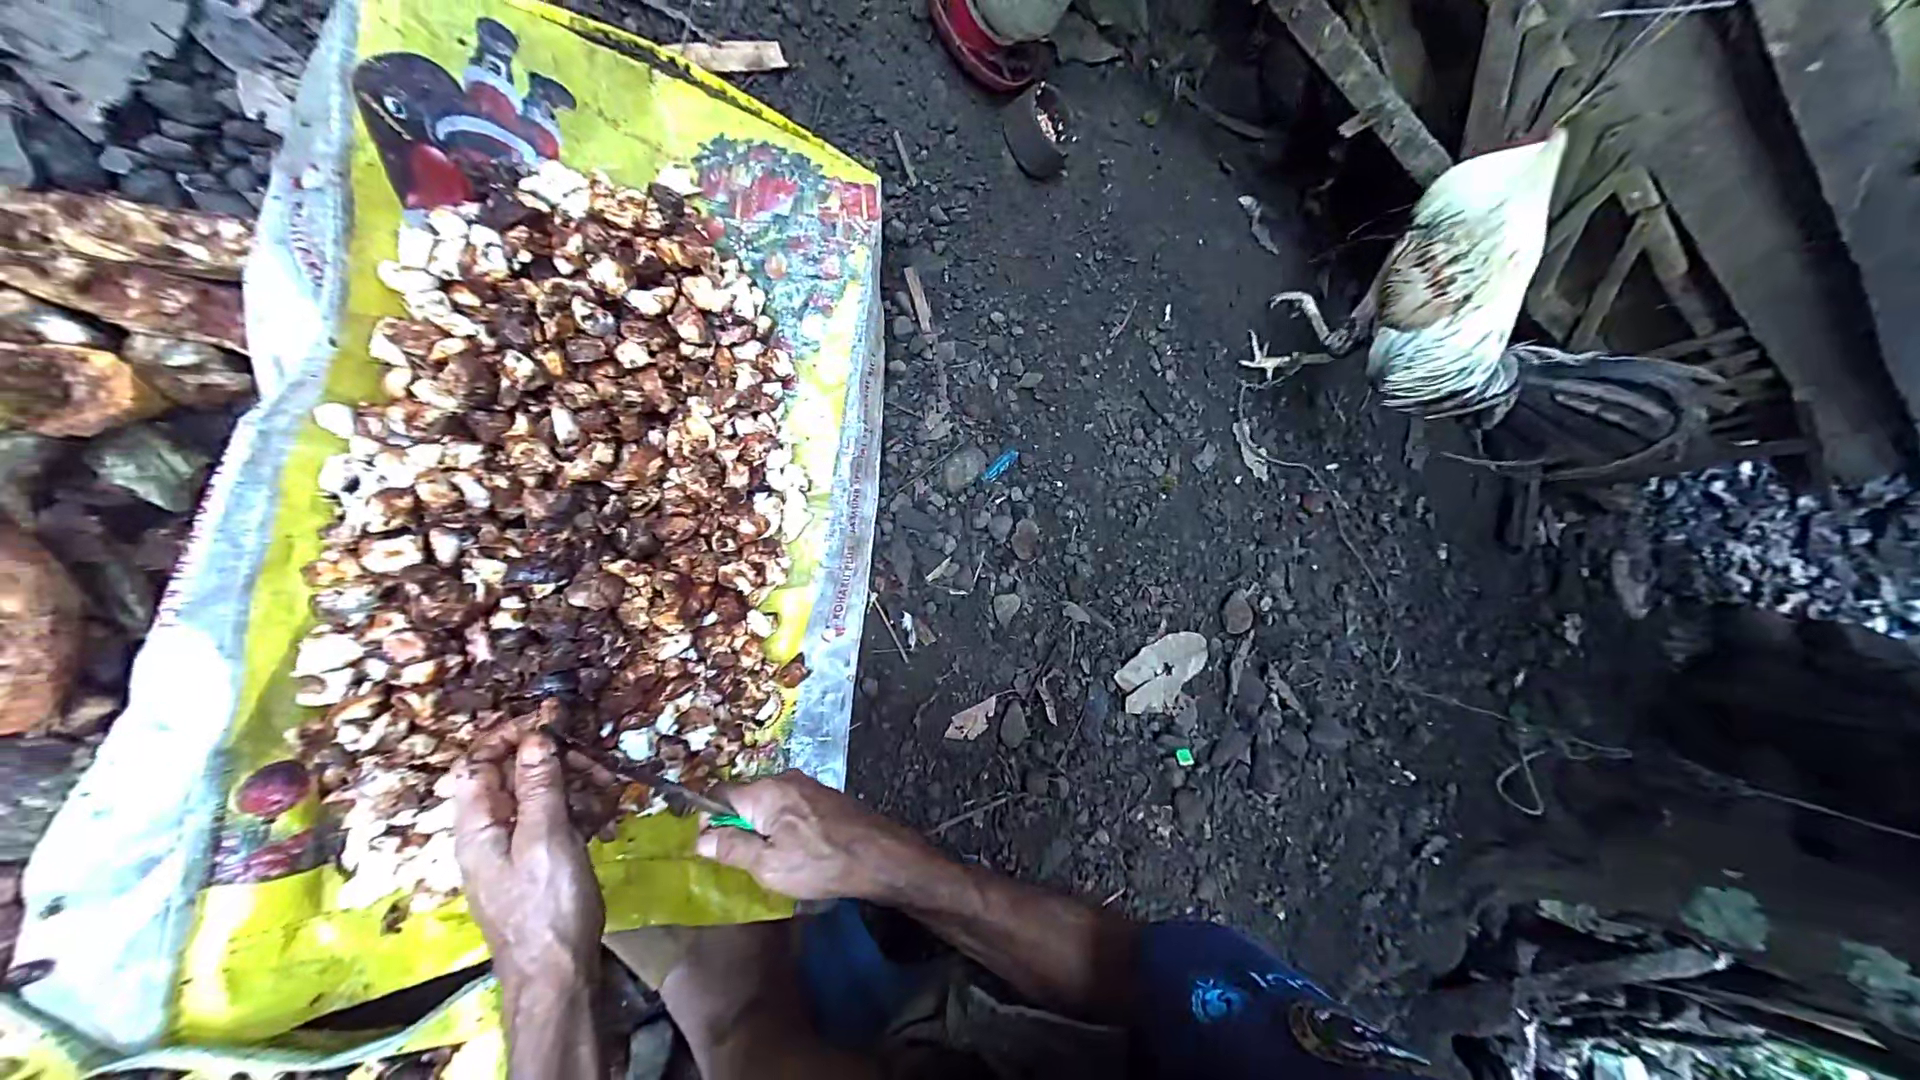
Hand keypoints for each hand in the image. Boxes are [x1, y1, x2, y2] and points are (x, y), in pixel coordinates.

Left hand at [453, 732, 605, 997]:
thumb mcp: (546, 839)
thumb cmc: (547, 904)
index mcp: (478, 825)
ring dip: (577, 782)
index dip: (510, 736)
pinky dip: (583, 807)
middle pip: (516, 774)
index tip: (553, 721)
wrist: (558, 969)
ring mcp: (518, 844)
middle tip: (595, 762)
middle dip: (556, 760)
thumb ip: (540, 786)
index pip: (480, 763)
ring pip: (543, 793)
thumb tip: (537, 736)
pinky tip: (608, 814)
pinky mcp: (543, 856)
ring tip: (609, 789)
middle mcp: (492, 830)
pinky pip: (559, 816)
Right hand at [695, 771, 939, 901]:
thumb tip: (701, 837)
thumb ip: (732, 848)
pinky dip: (784, 825)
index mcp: (764, 792)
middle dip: (737, 825)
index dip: (707, 818)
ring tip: (774, 859)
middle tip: (744, 860)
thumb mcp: (768, 865)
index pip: (719, 793)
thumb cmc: (819, 862)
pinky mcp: (822, 796)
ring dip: (762, 828)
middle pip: (745, 798)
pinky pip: (789, 807)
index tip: (710, 845)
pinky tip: (797, 850)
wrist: (877, 854)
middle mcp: (784, 779)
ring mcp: (806, 785)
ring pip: (768, 804)